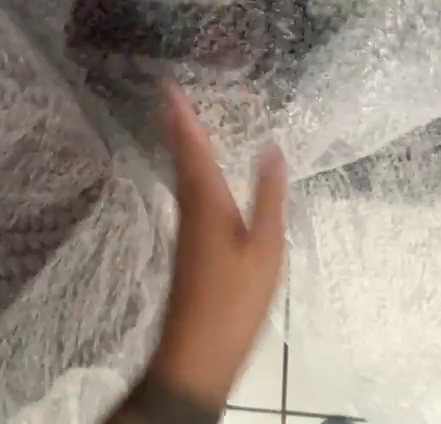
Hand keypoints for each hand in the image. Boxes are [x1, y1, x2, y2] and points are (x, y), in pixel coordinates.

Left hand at [147, 83, 287, 409]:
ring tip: (178, 122)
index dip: (182, 116)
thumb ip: (269, 196)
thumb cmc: (235, 299)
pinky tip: (194, 177)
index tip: (168, 86)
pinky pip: (185, 192)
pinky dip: (187, 170)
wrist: (196, 354)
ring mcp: (186, 229)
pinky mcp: (187, 247)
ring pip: (181, 175)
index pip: (193, 148)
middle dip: (176, 125)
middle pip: (181, 157)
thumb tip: (272, 146)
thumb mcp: (266, 247)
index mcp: (208, 201)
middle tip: (168, 95)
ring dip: (179, 145)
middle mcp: (191, 208)